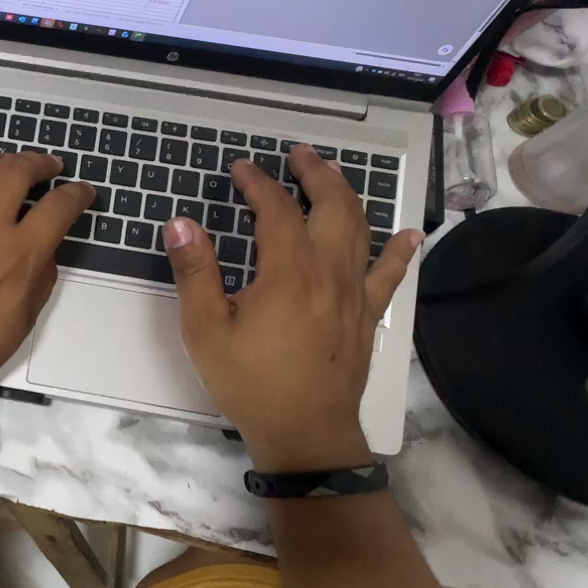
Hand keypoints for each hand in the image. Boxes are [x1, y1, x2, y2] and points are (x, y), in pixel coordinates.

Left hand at [0, 151, 93, 400]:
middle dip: (41, 163)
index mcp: (16, 258)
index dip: (77, 193)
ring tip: (8, 166)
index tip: (81, 191)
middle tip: (49, 168)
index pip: (58, 206)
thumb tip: (45, 244)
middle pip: (16, 171)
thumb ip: (40, 274)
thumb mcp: (23, 320)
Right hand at [165, 145, 422, 472]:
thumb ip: (194, 273)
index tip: (241, 167)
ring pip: (362, 230)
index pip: (276, 211)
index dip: (258, 184)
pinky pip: (390, 273)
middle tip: (298, 154)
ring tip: (334, 176)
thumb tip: (181, 222)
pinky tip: (407, 234)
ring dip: (348, 197)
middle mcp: (330, 274)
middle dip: (316, 175)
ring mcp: (356, 294)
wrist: (305, 432)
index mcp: (289, 273)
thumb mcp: (204, 329)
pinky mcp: (368, 317)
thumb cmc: (249, 381)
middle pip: (333, 208)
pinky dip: (398, 249)